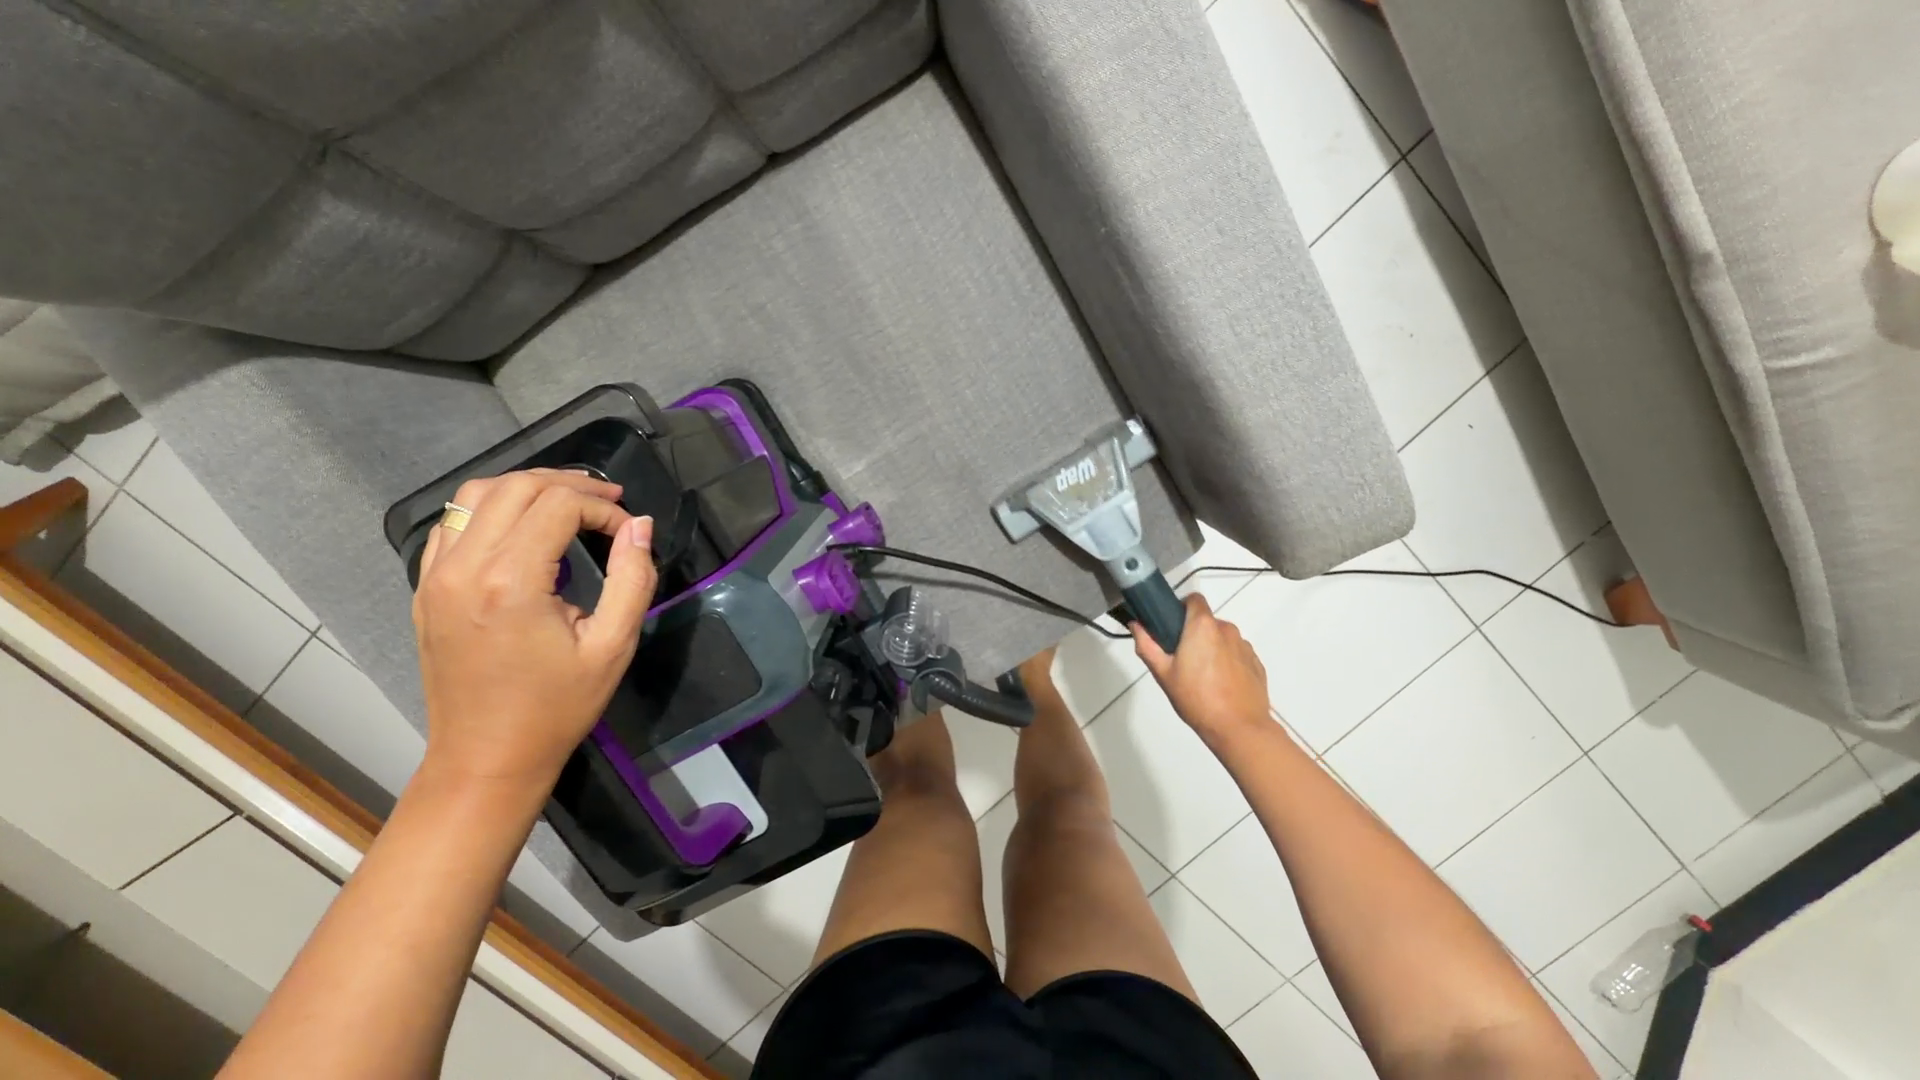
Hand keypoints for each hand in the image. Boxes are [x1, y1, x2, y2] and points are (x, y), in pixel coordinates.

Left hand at [411, 469, 657, 789]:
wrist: (487, 756)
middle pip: (516, 487)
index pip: (560, 505)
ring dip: (526, 488)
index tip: (627, 533)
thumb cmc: (556, 708)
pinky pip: (452, 524)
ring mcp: (436, 576)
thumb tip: (639, 526)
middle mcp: (464, 567)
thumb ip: (633, 578)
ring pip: (476, 495)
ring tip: (567, 504)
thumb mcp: (613, 646)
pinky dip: (490, 510)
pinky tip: (522, 529)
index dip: (603, 508)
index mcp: (511, 582)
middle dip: (569, 484)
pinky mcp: (426, 588)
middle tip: (607, 502)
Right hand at [1132, 594, 1274, 746]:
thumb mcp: (1163, 674)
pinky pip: (1236, 654)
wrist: (1239, 728)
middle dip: (1194, 634)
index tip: (1171, 628)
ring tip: (1202, 677)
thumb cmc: (1196, 698)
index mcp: (1202, 626)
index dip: (1180, 608)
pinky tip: (1220, 686)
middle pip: (1207, 621)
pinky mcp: (1256, 663)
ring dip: (1211, 649)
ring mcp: (1245, 646)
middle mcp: (1226, 629)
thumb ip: (1147, 645)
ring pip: (1222, 639)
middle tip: (1181, 660)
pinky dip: (1227, 662)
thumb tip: (1136, 624)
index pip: (1193, 599)